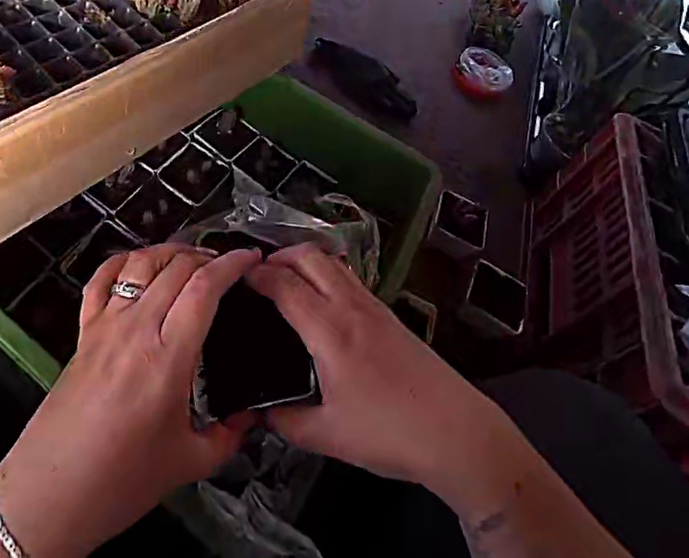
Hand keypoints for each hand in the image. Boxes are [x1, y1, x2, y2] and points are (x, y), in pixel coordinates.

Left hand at [0, 244, 261, 552]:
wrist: (44, 502)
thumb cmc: (116, 483)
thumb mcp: (189, 463)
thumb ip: (229, 435)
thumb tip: (249, 416)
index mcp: (167, 358)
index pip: (204, 286)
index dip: (233, 263)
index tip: (252, 258)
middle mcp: (136, 331)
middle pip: (178, 266)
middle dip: (210, 256)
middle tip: (228, 266)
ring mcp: (105, 328)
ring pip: (141, 263)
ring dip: (172, 252)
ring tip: (192, 260)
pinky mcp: (82, 334)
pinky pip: (101, 280)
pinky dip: (124, 262)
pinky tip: (140, 266)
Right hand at [245, 245, 534, 512]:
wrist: (452, 427)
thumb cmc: (387, 431)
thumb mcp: (326, 434)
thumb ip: (286, 420)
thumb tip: (261, 411)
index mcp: (331, 330)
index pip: (286, 285)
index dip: (258, 275)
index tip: (236, 277)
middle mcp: (352, 306)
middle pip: (312, 256)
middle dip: (280, 255)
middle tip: (257, 273)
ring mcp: (375, 306)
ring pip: (334, 263)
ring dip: (306, 260)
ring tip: (285, 280)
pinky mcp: (390, 314)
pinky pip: (351, 279)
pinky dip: (327, 274)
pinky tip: (321, 302)